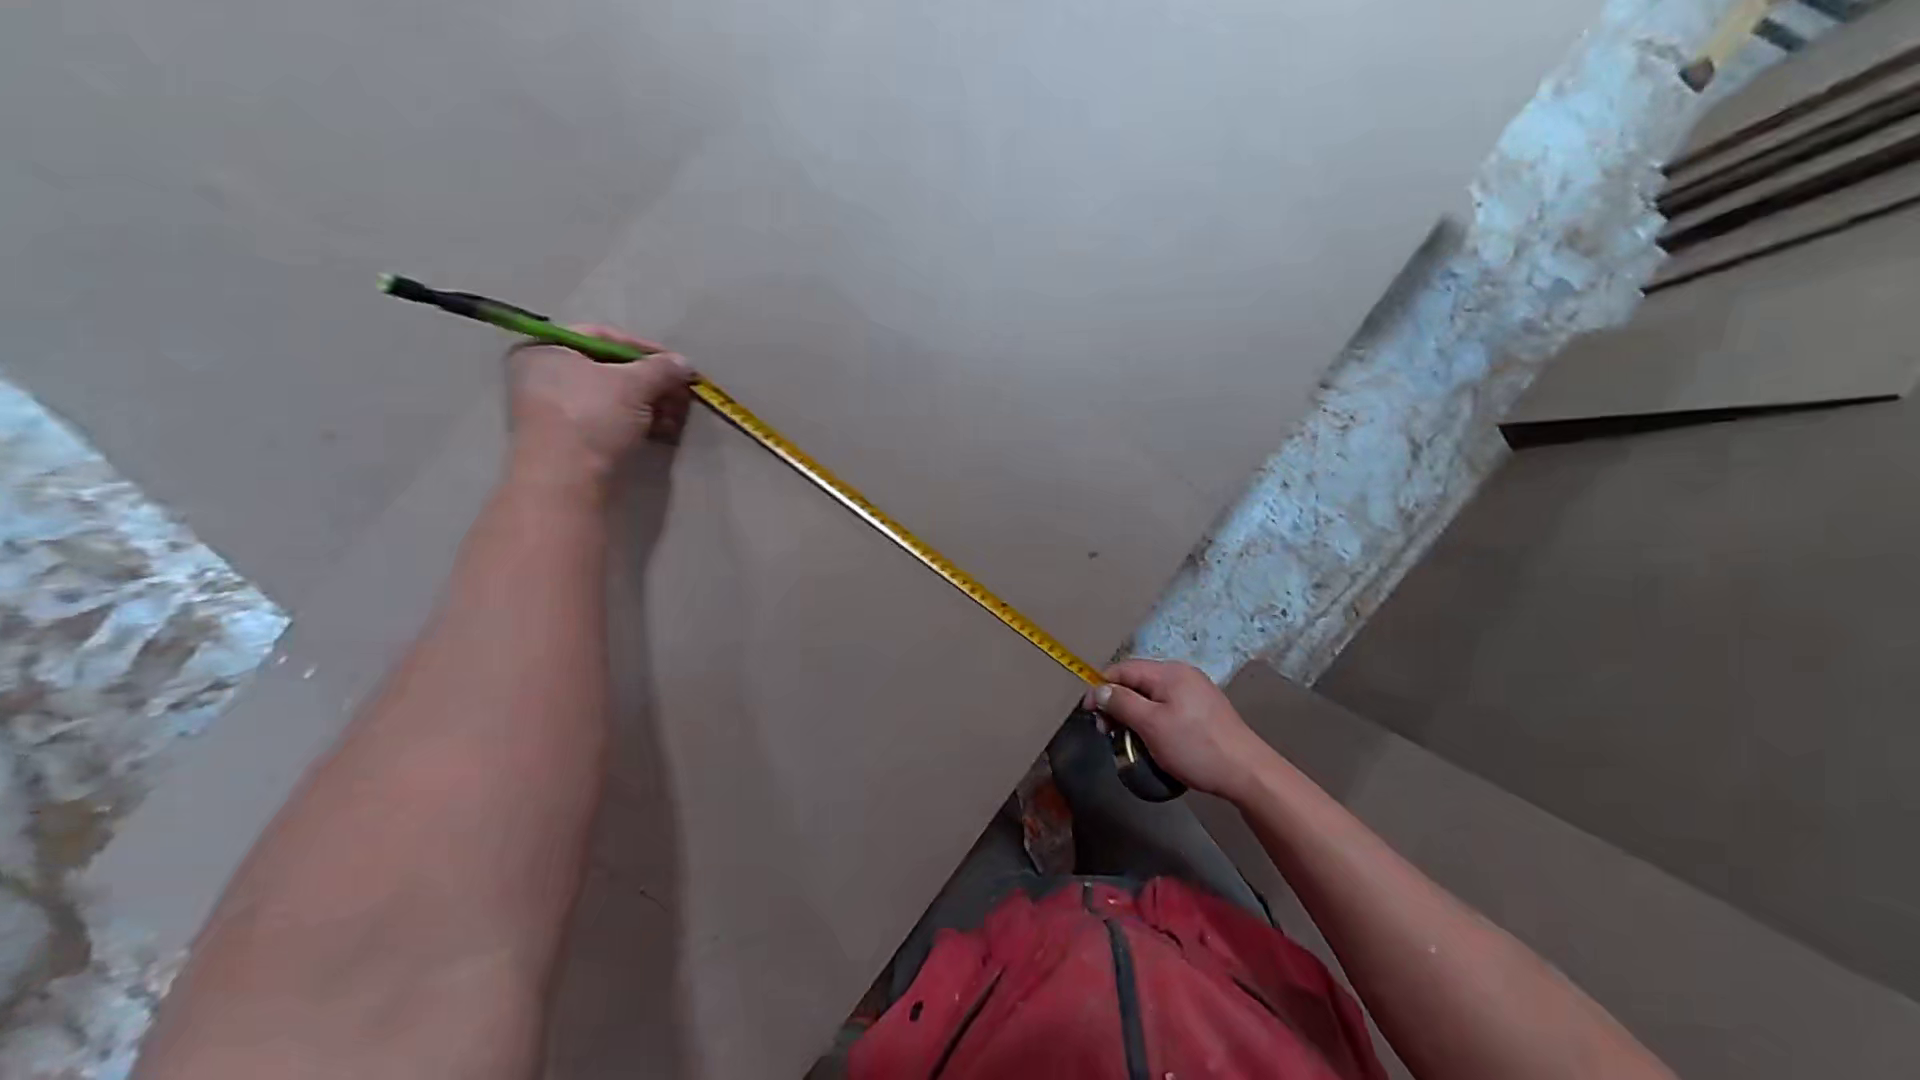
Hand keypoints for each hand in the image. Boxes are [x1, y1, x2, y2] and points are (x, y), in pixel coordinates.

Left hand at [508, 324, 695, 480]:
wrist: (567, 480)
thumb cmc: (592, 417)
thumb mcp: (633, 384)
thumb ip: (661, 368)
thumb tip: (684, 363)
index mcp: (547, 349)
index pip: (604, 337)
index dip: (645, 348)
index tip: (676, 364)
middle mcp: (545, 376)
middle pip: (612, 370)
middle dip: (654, 382)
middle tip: (682, 394)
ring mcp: (556, 411)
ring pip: (615, 399)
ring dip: (652, 405)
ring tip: (677, 417)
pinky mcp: (572, 440)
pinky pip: (610, 421)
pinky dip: (638, 423)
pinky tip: (663, 431)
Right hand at [1082, 659, 1280, 802]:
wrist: (1247, 773)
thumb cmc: (1195, 747)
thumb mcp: (1151, 725)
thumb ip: (1121, 703)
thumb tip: (1098, 689)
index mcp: (1169, 673)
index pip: (1123, 669)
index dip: (1101, 687)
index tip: (1088, 713)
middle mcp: (1182, 675)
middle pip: (1136, 681)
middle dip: (1116, 703)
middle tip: (1107, 731)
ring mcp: (1194, 692)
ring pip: (1150, 696)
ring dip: (1132, 714)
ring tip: (1126, 738)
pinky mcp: (1201, 710)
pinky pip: (1165, 707)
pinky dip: (1150, 719)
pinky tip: (1150, 739)